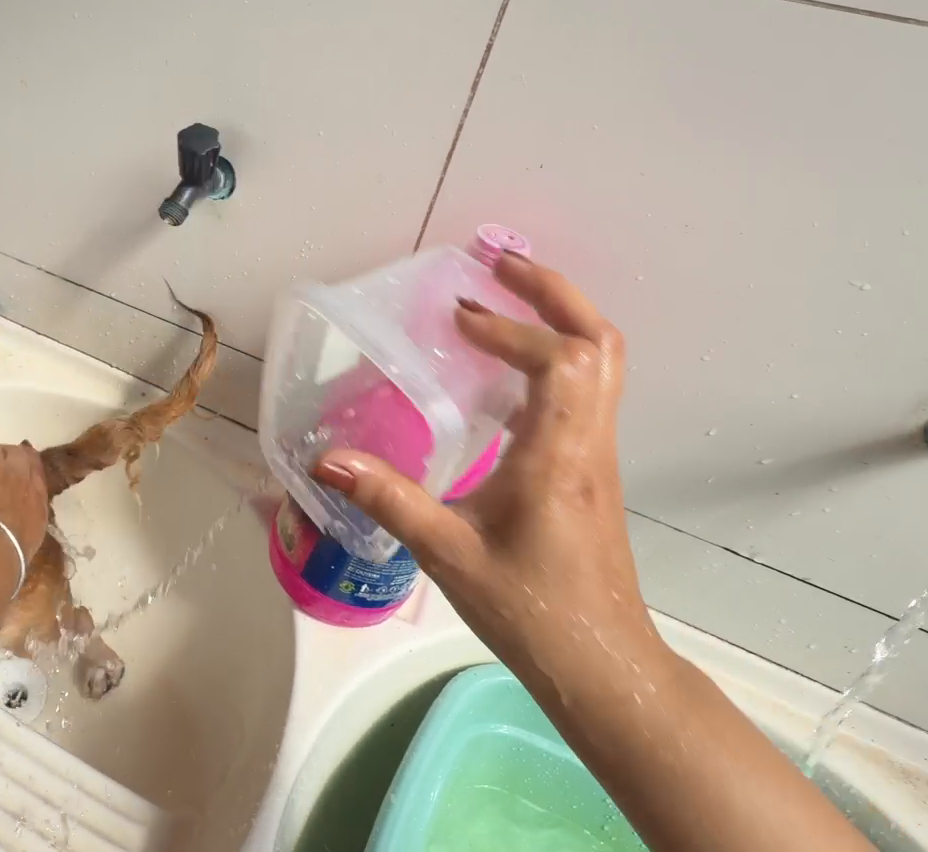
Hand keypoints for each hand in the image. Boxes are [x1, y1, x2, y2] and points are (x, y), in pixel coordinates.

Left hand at [0, 439, 49, 558]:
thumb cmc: (9, 555)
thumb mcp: (29, 542)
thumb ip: (26, 526)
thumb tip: (17, 527)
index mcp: (35, 496)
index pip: (33, 467)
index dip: (25, 460)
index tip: (17, 459)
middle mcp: (16, 475)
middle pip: (12, 452)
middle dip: (2, 451)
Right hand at [313, 253, 659, 673]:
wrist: (603, 664)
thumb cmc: (531, 610)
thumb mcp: (448, 555)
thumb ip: (387, 500)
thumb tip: (325, 457)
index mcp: (559, 456)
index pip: (560, 360)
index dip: (512, 327)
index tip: (457, 317)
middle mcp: (588, 441)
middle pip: (600, 341)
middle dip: (553, 292)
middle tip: (499, 262)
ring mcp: (596, 452)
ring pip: (602, 361)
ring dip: (560, 315)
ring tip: (504, 292)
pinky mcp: (589, 466)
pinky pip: (585, 386)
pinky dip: (555, 351)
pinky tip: (506, 365)